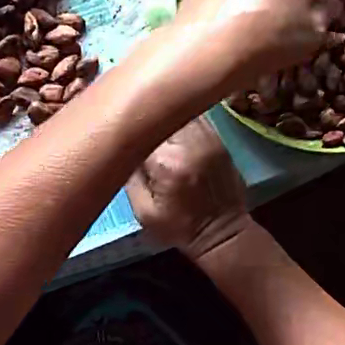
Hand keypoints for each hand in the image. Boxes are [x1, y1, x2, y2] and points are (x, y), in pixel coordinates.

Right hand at [128, 116, 252, 263]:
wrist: (223, 234)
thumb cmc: (179, 228)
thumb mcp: (143, 212)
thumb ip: (129, 178)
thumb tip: (121, 150)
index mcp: (166, 163)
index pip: (139, 131)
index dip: (128, 132)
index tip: (120, 140)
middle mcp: (189, 143)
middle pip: (160, 114)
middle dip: (147, 121)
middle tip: (137, 132)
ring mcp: (208, 137)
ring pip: (179, 110)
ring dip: (165, 117)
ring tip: (154, 127)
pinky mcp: (219, 139)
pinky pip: (194, 117)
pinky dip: (181, 119)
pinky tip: (172, 131)